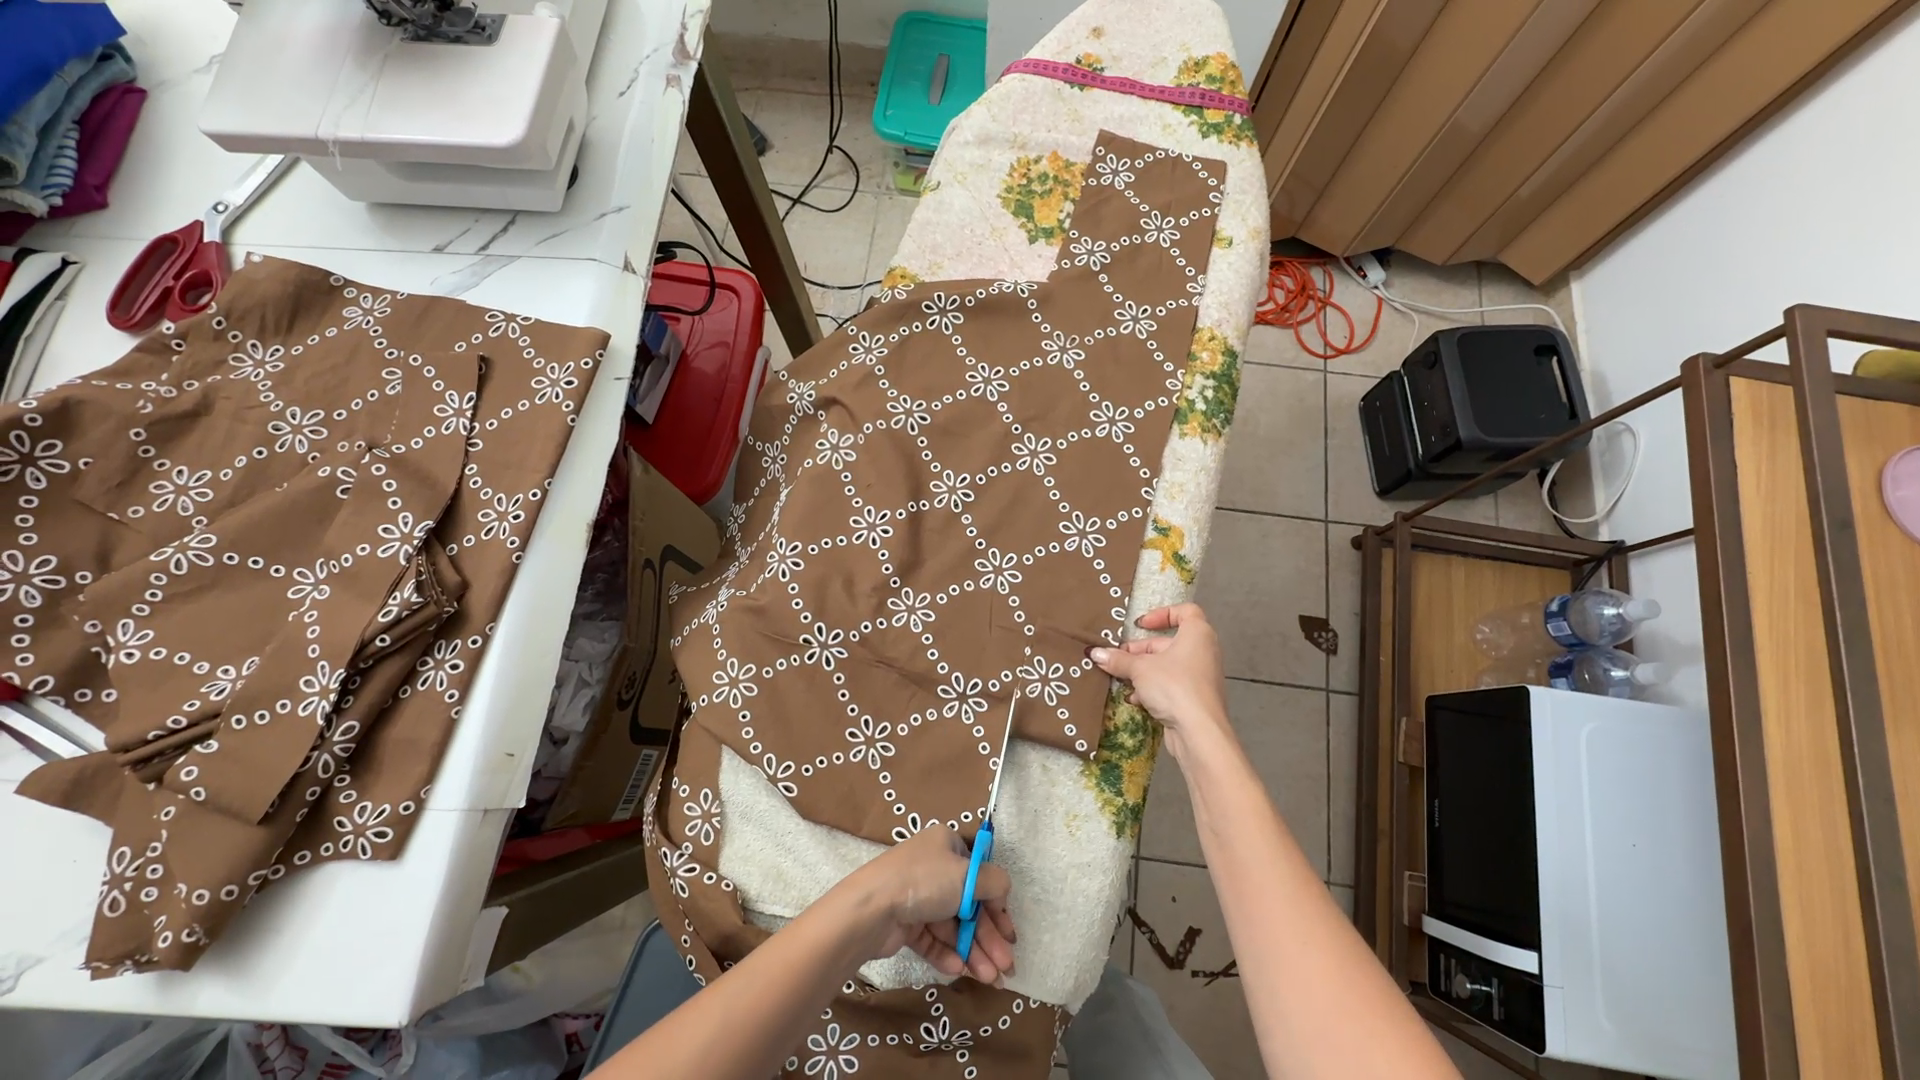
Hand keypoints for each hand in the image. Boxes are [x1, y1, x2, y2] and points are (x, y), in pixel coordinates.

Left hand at [840, 824, 1017, 985]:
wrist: (870, 908)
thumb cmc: (924, 882)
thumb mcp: (968, 875)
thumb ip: (995, 882)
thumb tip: (1002, 892)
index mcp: (947, 845)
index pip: (981, 876)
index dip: (998, 907)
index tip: (1010, 935)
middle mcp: (933, 868)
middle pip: (969, 906)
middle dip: (989, 938)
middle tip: (1006, 967)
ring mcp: (918, 896)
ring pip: (953, 926)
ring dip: (973, 951)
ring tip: (989, 979)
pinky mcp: (905, 923)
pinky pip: (932, 939)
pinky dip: (947, 954)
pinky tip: (959, 969)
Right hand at [1088, 603, 1233, 759]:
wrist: (1199, 731)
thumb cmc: (1174, 686)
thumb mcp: (1140, 669)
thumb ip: (1118, 659)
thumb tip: (1095, 653)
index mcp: (1197, 634)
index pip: (1185, 612)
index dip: (1162, 614)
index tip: (1140, 625)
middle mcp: (1202, 652)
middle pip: (1168, 643)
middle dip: (1140, 650)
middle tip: (1118, 658)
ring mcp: (1200, 677)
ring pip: (1166, 666)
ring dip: (1142, 672)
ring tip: (1121, 679)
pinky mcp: (1194, 698)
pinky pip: (1170, 686)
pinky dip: (1152, 689)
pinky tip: (1134, 699)